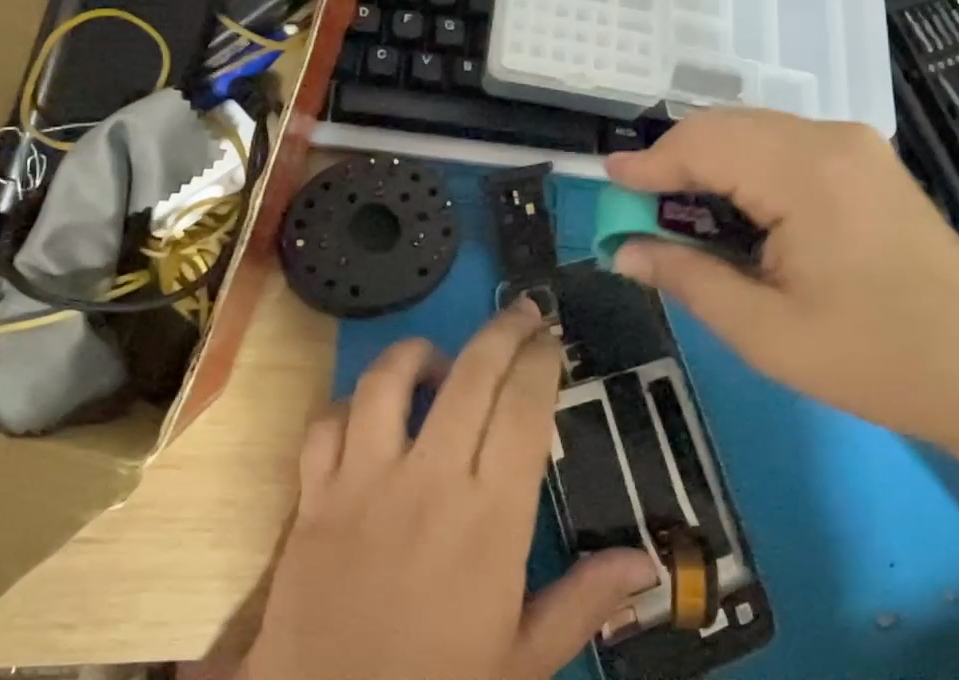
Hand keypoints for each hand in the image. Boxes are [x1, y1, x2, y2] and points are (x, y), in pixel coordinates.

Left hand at [240, 300, 656, 679]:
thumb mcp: (523, 658)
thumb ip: (583, 601)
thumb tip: (645, 562)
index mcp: (491, 517)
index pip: (525, 409)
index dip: (542, 362)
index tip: (553, 340)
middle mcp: (430, 480)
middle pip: (469, 374)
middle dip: (502, 331)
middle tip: (521, 313)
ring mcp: (364, 481)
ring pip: (388, 382)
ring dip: (419, 354)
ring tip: (442, 360)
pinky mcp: (314, 496)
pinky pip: (326, 425)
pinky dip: (349, 406)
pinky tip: (370, 415)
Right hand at [606, 108, 958, 460]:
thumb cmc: (875, 360)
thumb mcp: (764, 331)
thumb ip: (686, 278)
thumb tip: (622, 250)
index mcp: (806, 172)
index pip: (700, 145)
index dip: (646, 166)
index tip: (603, 186)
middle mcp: (831, 139)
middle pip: (724, 128)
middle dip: (673, 165)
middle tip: (634, 213)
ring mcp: (856, 147)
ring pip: (752, 134)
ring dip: (706, 167)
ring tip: (675, 218)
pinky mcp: (868, 165)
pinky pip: (783, 148)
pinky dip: (743, 172)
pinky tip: (732, 215)